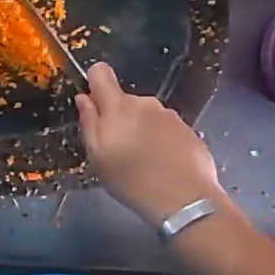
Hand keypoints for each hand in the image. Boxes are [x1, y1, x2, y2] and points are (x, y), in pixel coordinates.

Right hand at [74, 61, 226, 226]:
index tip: (93, 102)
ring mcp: (171, 116)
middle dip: (118, 118)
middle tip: (118, 149)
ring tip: (142, 161)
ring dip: (141, 130)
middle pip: (124, 100)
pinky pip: (166, 129)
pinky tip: (162, 165)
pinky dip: (160, 141)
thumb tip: (84, 98)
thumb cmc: (130, 179)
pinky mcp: (190, 131)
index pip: (101, 73)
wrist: (185, 201)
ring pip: (146, 116)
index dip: (94, 81)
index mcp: (118, 106)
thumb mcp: (97, 155)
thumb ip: (88, 122)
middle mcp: (146, 103)